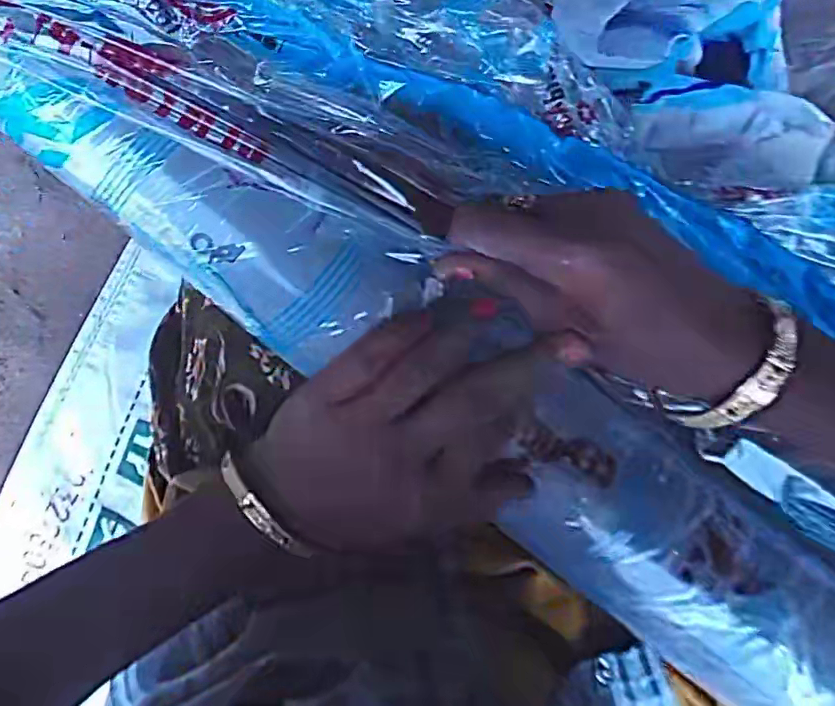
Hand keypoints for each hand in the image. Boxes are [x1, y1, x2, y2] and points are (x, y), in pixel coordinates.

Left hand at [241, 307, 585, 552]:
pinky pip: (370, 355)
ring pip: (421, 369)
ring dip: (460, 336)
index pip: (488, 440)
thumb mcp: (419, 526)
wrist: (279, 506)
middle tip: (556, 336)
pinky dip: (401, 331)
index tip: (552, 367)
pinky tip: (427, 312)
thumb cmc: (357, 515)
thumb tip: (529, 476)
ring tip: (490, 309)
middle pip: (469, 401)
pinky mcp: (326, 392)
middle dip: (519, 365)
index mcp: (428, 494)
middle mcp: (401, 454)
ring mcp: (361, 418)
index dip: (524, 401)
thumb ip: (475, 503)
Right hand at [440, 191, 769, 400]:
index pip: (478, 221)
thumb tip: (448, 262)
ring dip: (519, 237)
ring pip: (526, 208)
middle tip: (503, 283)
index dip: (455, 239)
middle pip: (500, 210)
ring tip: (547, 277)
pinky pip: (555, 207)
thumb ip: (505, 286)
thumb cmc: (647, 351)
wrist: (728, 334)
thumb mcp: (566, 329)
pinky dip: (546, 231)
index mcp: (570, 255)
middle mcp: (581, 209)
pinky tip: (572, 263)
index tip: (453, 267)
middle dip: (489, 242)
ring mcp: (601, 197)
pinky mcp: (615, 195)